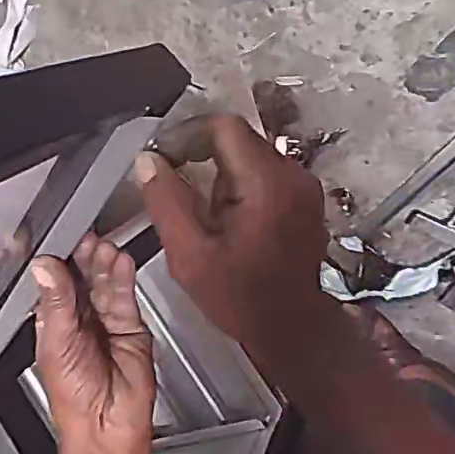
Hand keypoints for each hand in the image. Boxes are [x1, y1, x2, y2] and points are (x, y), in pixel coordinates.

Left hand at [31, 234, 157, 447]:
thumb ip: (55, 303)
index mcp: (52, 324)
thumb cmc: (73, 399)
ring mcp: (105, 321)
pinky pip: (125, 295)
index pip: (52, 283)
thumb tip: (45, 268)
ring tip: (102, 246)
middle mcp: (79, 320)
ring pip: (103, 282)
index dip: (56, 261)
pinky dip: (123, 277)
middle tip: (85, 238)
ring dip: (102, 263)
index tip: (57, 240)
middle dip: (82, 256)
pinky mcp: (130, 325)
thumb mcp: (56, 344)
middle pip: (81, 278)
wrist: (107, 426)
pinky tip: (120, 261)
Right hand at [135, 114, 332, 346]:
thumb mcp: (189, 255)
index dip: (187, 135)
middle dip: (203, 157)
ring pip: (251, 155)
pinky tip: (231, 220)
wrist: (292, 326)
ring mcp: (304, 186)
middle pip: (238, 139)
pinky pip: (266, 172)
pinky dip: (242, 185)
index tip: (165, 156)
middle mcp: (292, 176)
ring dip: (223, 174)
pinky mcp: (306, 197)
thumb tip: (149, 161)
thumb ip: (165, 202)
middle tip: (182, 192)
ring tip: (210, 216)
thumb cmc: (242, 297)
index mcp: (266, 184)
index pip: (223, 127)